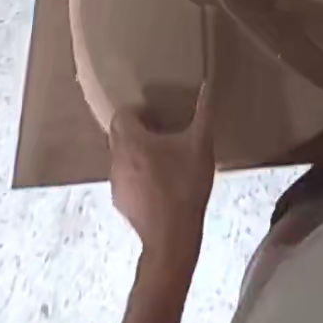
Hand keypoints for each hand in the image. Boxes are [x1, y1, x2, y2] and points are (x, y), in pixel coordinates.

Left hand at [107, 85, 213, 266]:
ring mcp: (116, 182)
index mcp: (132, 140)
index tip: (158, 117)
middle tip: (162, 134)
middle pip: (120, 134)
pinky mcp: (120, 202)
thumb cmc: (185, 186)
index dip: (138, 111)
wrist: (172, 237)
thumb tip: (207, 85)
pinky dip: (137, 176)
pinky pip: (125, 179)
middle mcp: (117, 158)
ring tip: (163, 160)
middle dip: (138, 131)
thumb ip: (203, 112)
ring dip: (137, 154)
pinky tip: (159, 185)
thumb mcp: (201, 145)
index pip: (123, 114)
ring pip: (121, 157)